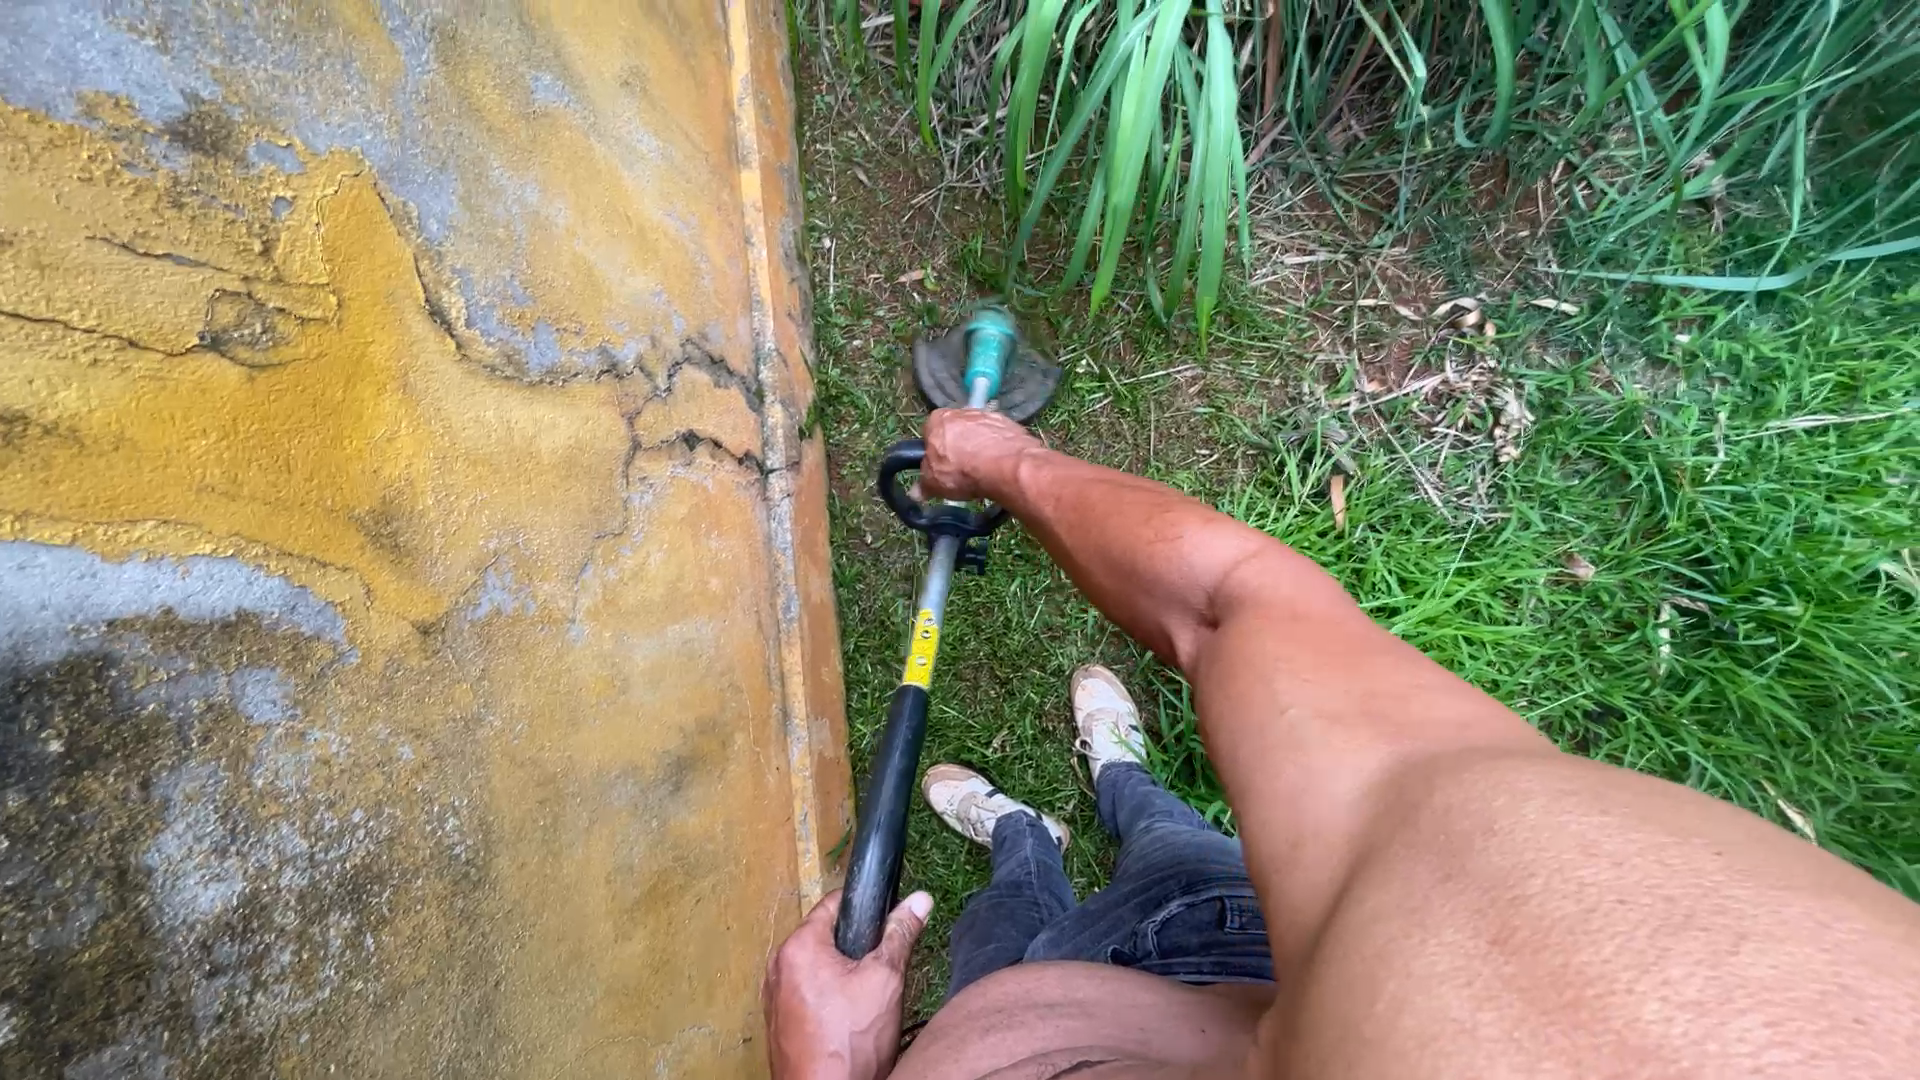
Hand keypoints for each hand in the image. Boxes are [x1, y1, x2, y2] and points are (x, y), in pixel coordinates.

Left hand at [764, 889, 933, 1079]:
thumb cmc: (849, 1046)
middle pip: (827, 935)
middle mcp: (778, 966)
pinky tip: (847, 1018)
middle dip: (855, 947)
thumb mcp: (885, 979)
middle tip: (877, 969)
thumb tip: (919, 901)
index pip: (835, 902)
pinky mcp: (779, 1021)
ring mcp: (775, 995)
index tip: (884, 923)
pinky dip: (828, 997)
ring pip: (819, 965)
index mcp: (798, 946)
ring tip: (864, 998)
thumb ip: (901, 934)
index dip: (865, 909)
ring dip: (842, 974)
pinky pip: (808, 991)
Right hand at [919, 408, 1043, 501]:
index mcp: (938, 419)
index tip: (939, 466)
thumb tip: (917, 491)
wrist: (1005, 466)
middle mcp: (962, 411)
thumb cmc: (962, 470)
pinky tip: (999, 467)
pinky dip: (998, 449)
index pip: (930, 432)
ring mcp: (988, 416)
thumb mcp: (934, 483)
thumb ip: (924, 484)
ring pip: (979, 433)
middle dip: (957, 448)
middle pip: (955, 430)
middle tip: (961, 471)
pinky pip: (999, 438)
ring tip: (982, 472)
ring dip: (979, 448)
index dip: (934, 451)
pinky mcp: (1010, 424)